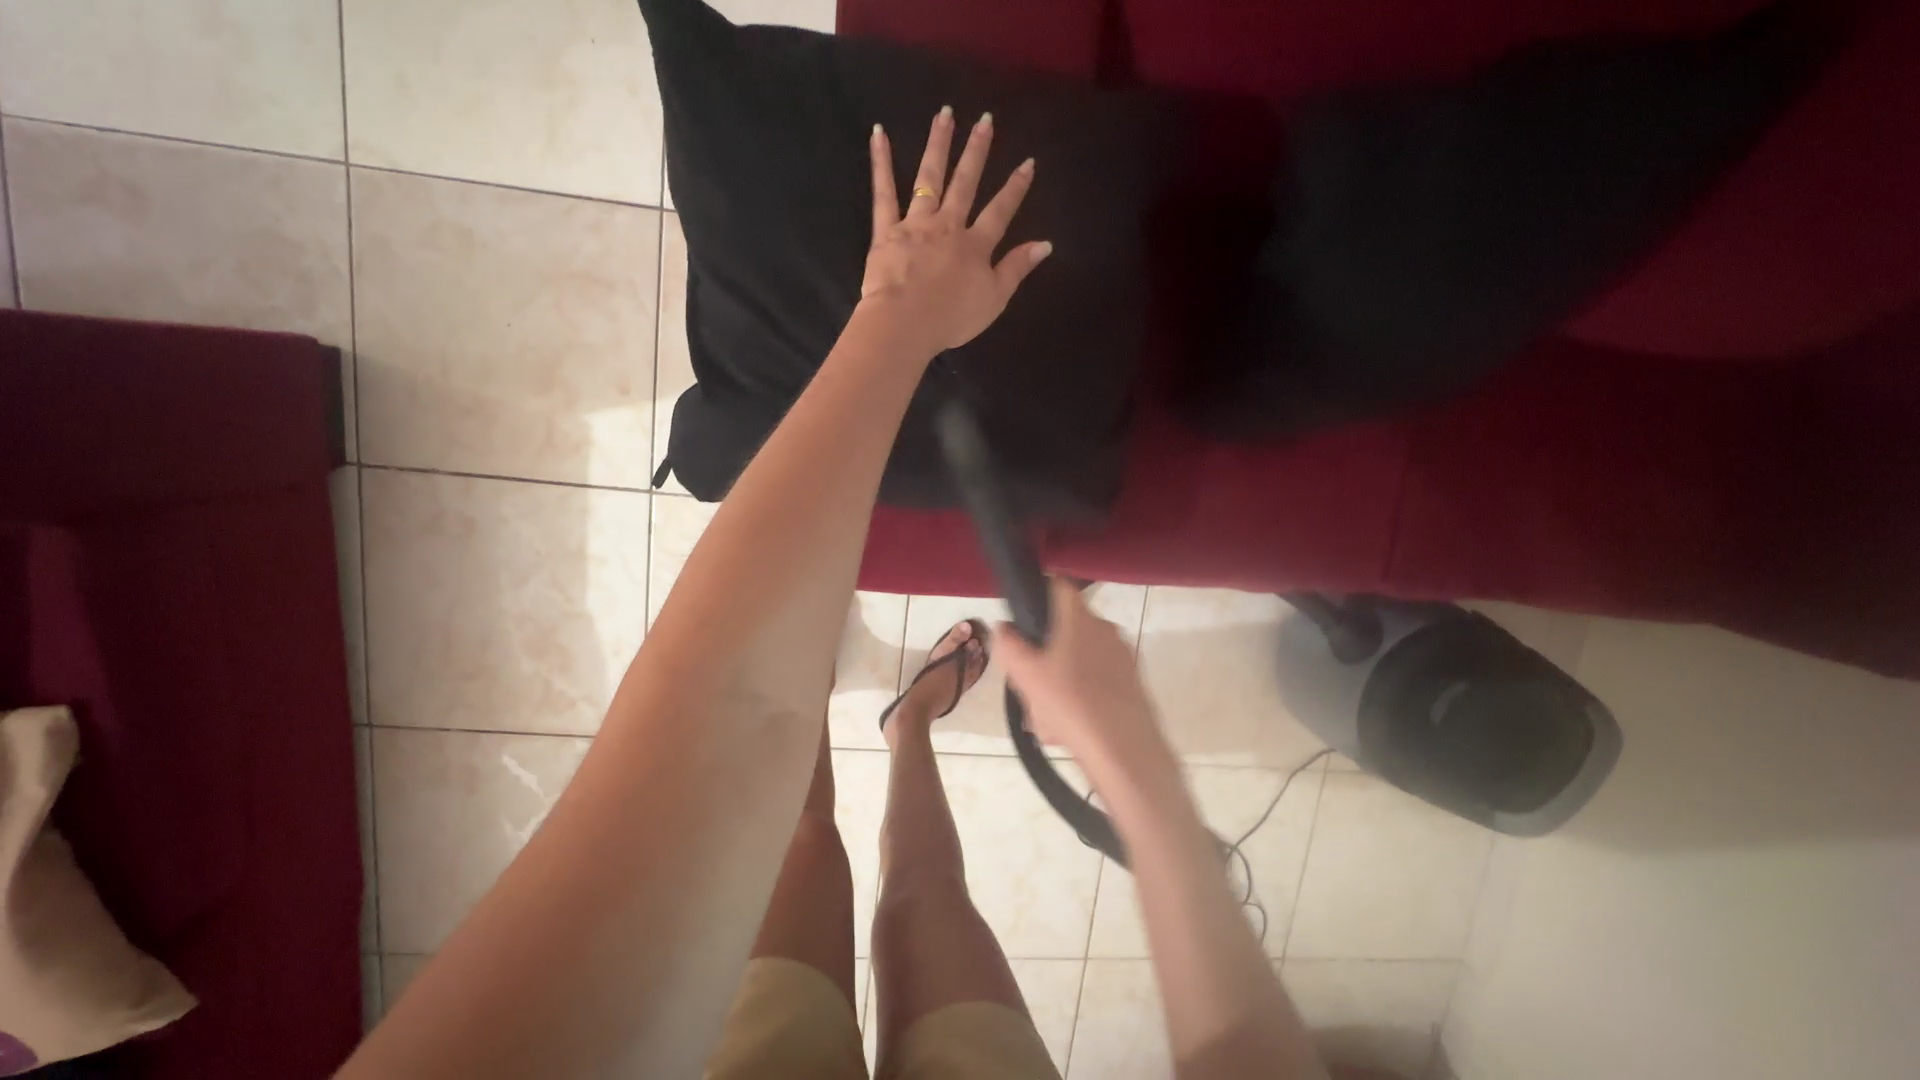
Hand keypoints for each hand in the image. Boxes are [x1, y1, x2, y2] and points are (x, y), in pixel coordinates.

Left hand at [861, 107, 1051, 355]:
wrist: (904, 323)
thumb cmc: (951, 318)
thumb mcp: (994, 299)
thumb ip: (1017, 268)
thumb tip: (1045, 244)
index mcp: (975, 246)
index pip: (1000, 211)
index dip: (1015, 188)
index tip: (1027, 162)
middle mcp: (948, 226)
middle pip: (965, 183)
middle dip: (977, 151)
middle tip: (985, 120)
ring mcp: (916, 224)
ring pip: (930, 178)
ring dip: (939, 144)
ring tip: (945, 114)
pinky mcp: (887, 230)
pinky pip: (884, 192)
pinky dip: (881, 163)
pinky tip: (880, 135)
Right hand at [994, 579, 1178, 784]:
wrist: (1124, 751)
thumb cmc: (1071, 705)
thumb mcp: (1026, 676)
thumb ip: (1008, 646)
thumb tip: (1004, 627)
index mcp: (1081, 618)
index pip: (1058, 585)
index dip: (1038, 594)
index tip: (1023, 618)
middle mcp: (1106, 630)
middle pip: (1065, 631)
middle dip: (1042, 656)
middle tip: (1028, 686)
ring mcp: (1123, 657)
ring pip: (1077, 662)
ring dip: (1057, 684)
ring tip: (1045, 719)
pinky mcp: (1133, 685)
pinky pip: (1095, 683)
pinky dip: (1078, 699)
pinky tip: (1066, 730)